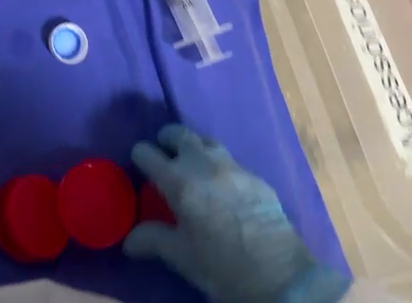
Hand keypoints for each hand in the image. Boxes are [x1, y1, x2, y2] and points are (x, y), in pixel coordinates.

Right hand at [126, 125, 349, 302]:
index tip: (139, 166)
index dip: (140, 157)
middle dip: (166, 140)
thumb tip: (129, 241)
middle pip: (179, 133)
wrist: (283, 278)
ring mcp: (233, 167)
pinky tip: (224, 187)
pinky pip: (231, 161)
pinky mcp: (257, 178)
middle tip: (164, 155)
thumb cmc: (224, 269)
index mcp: (179, 181)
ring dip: (195, 147)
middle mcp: (204, 164)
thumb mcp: (183, 258)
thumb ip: (153, 240)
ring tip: (193, 165)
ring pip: (207, 140)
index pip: (148, 153)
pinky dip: (220, 166)